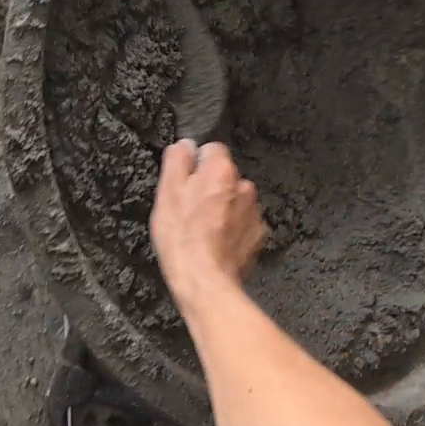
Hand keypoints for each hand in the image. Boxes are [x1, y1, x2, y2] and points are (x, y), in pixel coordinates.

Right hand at [150, 140, 267, 309]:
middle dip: (209, 188)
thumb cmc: (182, 238)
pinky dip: (231, 228)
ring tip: (202, 230)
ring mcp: (253, 211)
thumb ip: (177, 160)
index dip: (195, 165)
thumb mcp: (167, 192)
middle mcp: (243, 186)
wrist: (204, 281)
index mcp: (221, 170)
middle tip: (190, 210)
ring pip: (234, 200)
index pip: (212, 150)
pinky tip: (215, 242)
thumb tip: (184, 145)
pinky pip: (242, 222)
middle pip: (224, 176)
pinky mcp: (257, 235)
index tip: (185, 183)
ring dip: (222, 208)